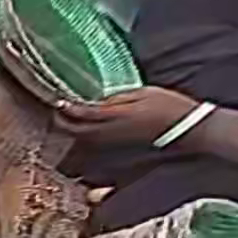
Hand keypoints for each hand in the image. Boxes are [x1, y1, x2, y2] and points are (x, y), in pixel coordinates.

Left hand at [55, 87, 199, 146]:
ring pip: (73, 134)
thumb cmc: (165, 105)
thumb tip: (95, 99)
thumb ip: (116, 97)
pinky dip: (74, 130)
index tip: (60, 99)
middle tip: (58, 106)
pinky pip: (82, 137)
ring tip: (63, 113)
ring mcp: (102, 140)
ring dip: (65, 125)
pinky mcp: (104, 144)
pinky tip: (76, 121)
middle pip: (69, 128)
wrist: (178, 126)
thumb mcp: (144, 94)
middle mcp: (102, 131)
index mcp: (113, 116)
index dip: (67, 106)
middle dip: (58, 118)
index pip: (81, 113)